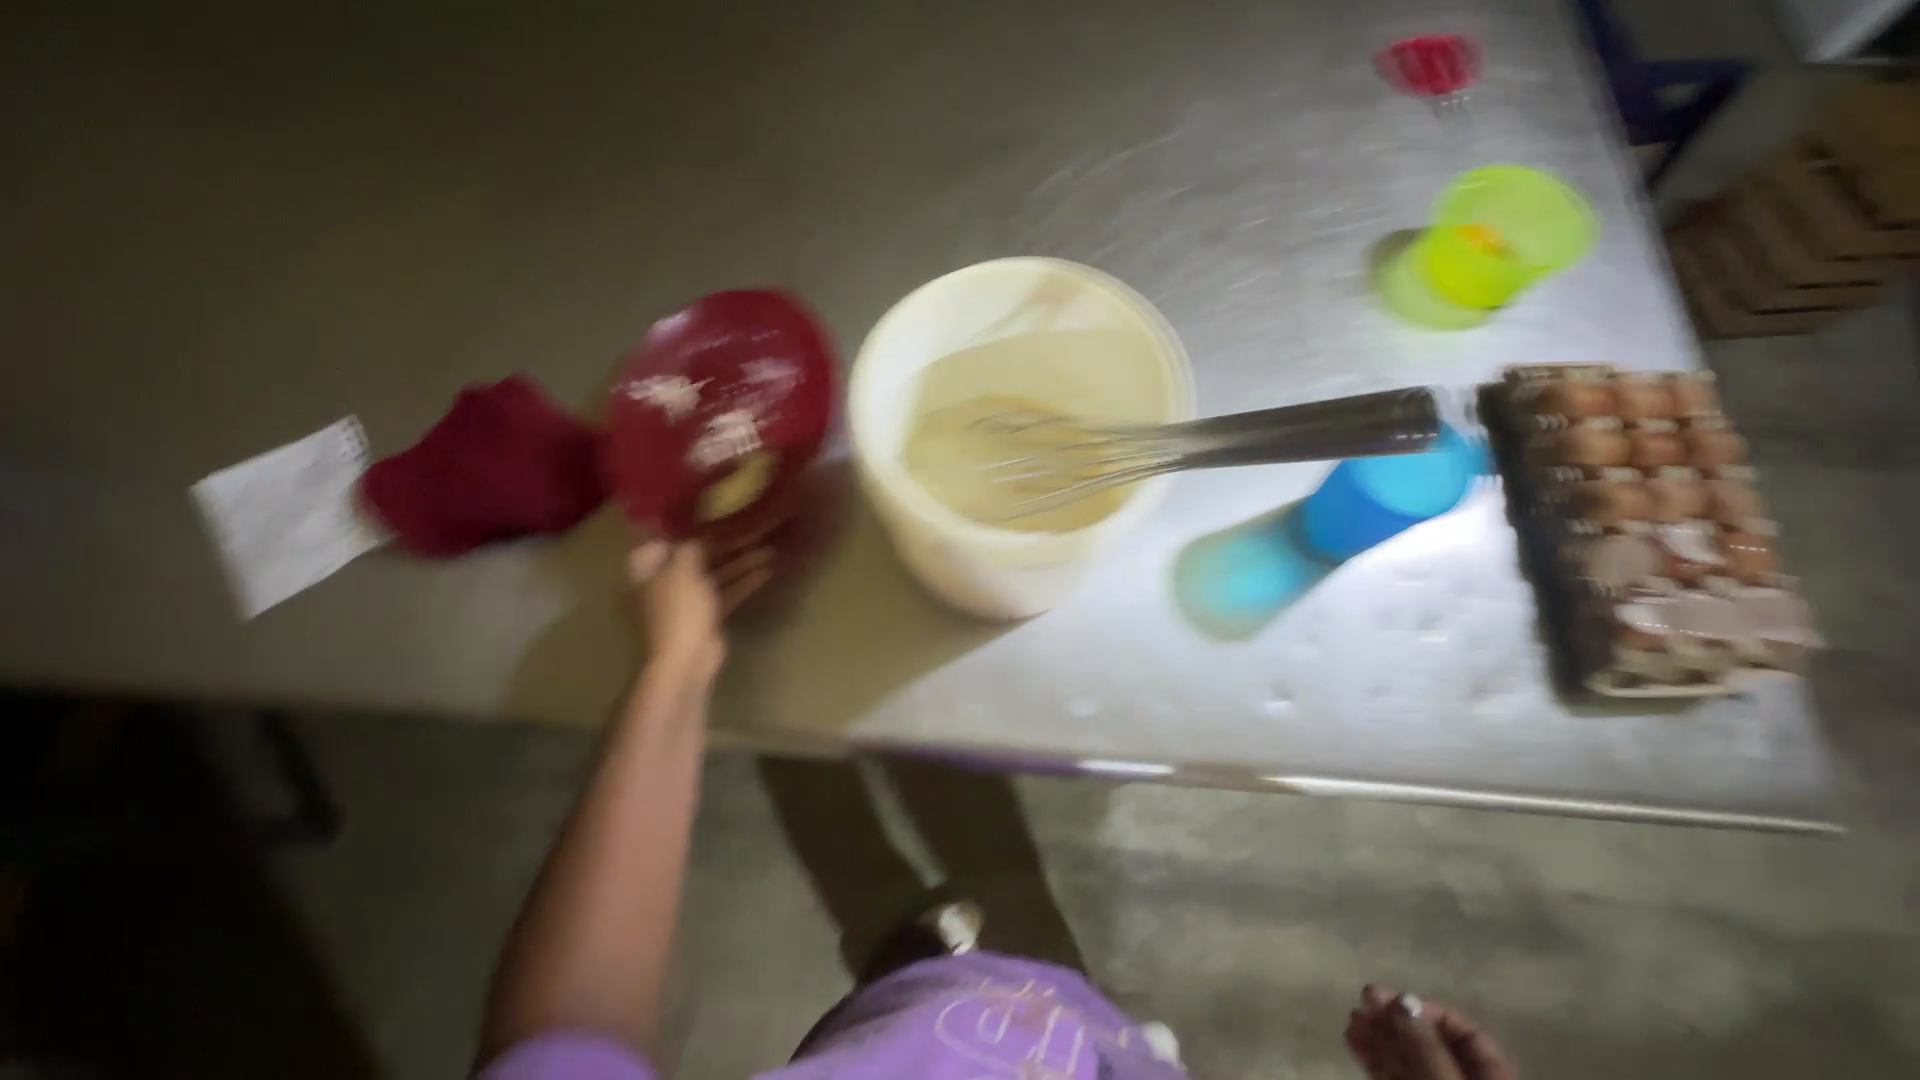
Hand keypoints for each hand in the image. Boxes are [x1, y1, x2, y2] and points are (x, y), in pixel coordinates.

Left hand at [627, 540, 773, 680]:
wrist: (684, 663)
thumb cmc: (677, 612)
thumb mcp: (682, 571)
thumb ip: (691, 547)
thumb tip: (699, 535)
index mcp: (646, 570)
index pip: (663, 540)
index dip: (686, 527)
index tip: (712, 516)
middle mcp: (664, 583)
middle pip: (695, 557)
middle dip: (724, 545)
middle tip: (752, 530)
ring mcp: (686, 602)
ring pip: (715, 575)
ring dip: (740, 563)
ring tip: (768, 550)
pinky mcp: (706, 617)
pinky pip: (725, 593)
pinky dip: (744, 583)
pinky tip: (767, 572)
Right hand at [1345, 984, 1516, 1079]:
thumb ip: (1426, 1047)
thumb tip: (1401, 997)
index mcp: (1494, 1075)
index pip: (1467, 1033)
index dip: (1430, 1011)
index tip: (1394, 1000)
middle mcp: (1466, 1077)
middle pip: (1431, 1042)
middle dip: (1396, 1020)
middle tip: (1363, 999)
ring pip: (1408, 1058)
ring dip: (1379, 1035)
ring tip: (1353, 1017)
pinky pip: (1395, 1073)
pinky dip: (1374, 1056)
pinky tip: (1353, 1038)